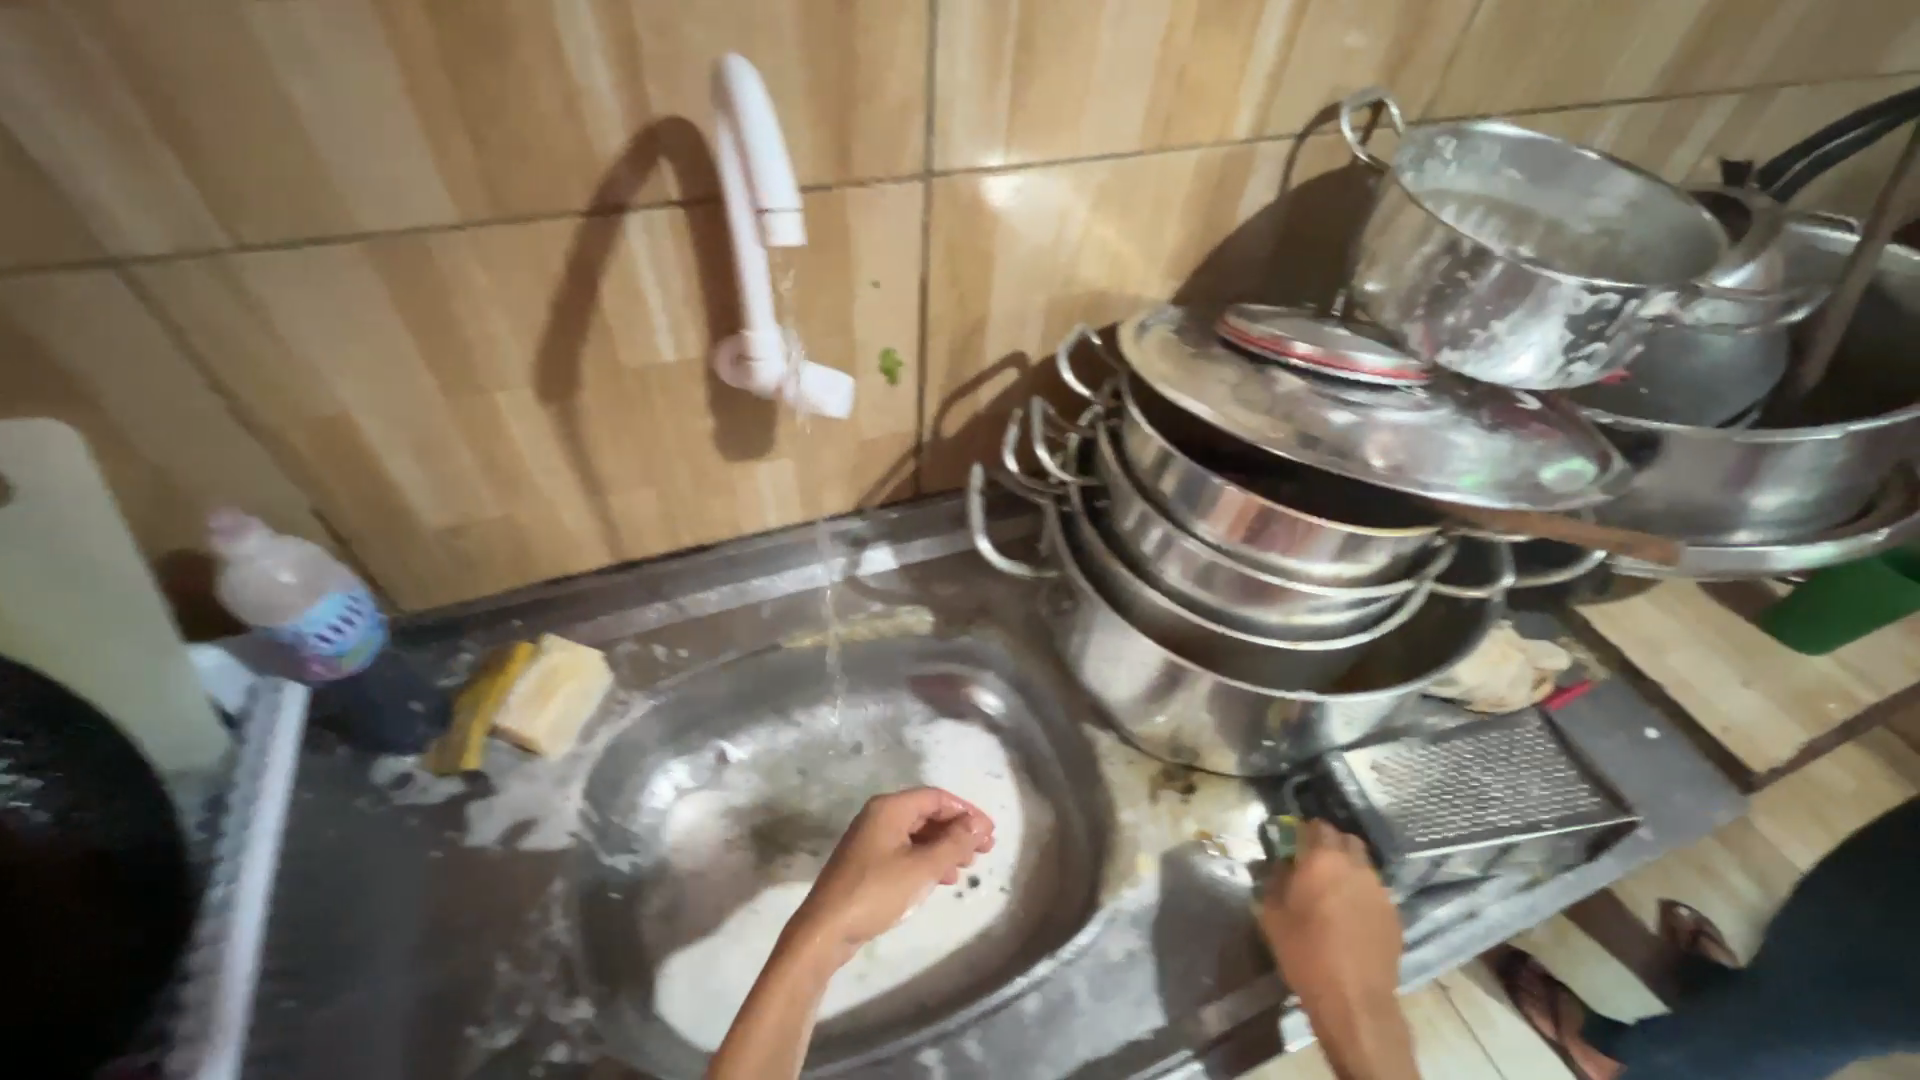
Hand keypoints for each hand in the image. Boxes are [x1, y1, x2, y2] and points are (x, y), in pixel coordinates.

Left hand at [783, 787, 995, 964]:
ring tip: (967, 867)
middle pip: (927, 814)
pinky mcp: (867, 863)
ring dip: (944, 847)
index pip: (937, 797)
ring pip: (917, 835)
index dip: (966, 812)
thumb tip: (977, 823)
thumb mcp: (923, 867)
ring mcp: (871, 840)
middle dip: (957, 830)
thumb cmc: (877, 892)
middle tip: (984, 850)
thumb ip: (954, 842)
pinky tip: (942, 879)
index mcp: (890, 808)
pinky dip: (927, 860)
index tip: (989, 833)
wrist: (826, 929)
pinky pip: (905, 851)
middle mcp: (879, 816)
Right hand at [1259, 820, 1401, 1020]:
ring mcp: (1380, 891)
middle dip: (1331, 845)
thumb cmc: (1305, 953)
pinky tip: (1351, 917)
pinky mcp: (1395, 915)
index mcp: (1322, 860)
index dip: (1305, 830)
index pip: (1318, 826)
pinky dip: (1362, 894)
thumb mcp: (1273, 915)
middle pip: (1347, 840)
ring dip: (1348, 870)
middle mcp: (1356, 867)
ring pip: (1364, 866)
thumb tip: (1280, 865)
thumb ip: (1275, 881)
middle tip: (1314, 863)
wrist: (1353, 999)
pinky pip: (1375, 892)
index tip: (1294, 843)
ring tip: (1334, 893)